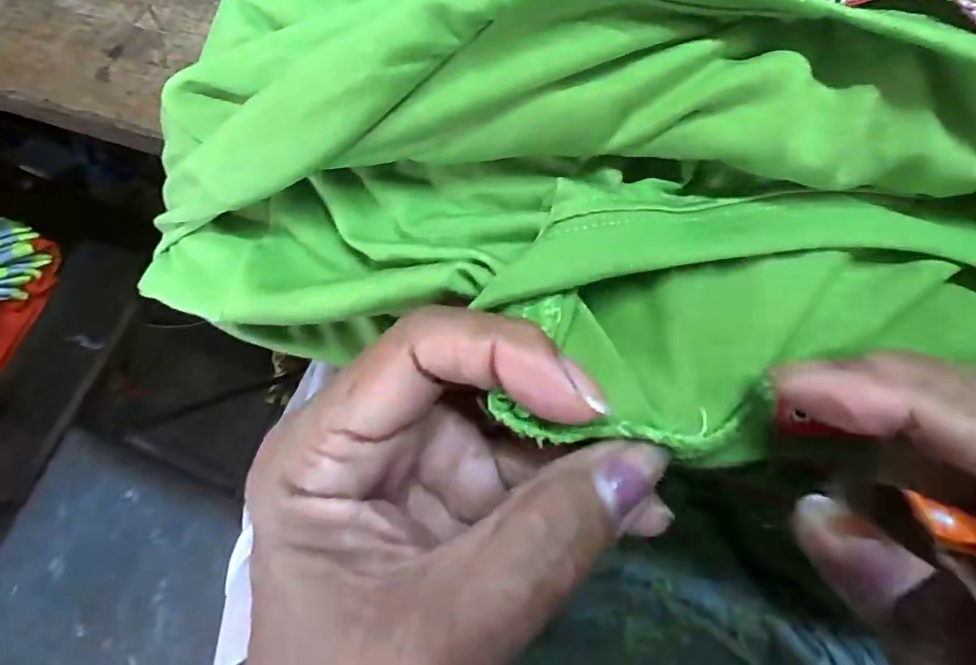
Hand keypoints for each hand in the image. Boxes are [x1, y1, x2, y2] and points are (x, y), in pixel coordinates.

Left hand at [244, 306, 671, 664]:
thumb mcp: (443, 628)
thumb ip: (543, 542)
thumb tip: (643, 461)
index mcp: (327, 445)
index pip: (421, 346)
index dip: (507, 351)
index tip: (583, 404)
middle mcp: (375, 431)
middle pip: (473, 369)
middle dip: (556, 393)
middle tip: (626, 428)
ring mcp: (422, 460)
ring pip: (514, 412)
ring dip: (584, 442)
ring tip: (649, 473)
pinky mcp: (461, 492)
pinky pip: (530, 465)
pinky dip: (584, 483)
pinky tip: (638, 509)